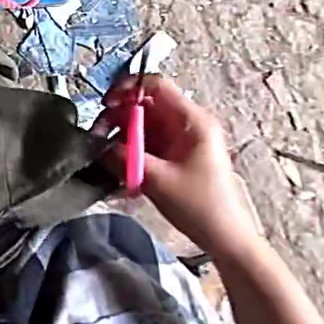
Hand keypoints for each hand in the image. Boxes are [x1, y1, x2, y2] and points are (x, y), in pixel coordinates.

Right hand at [98, 75, 261, 254]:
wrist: (224, 237)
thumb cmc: (199, 205)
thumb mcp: (157, 179)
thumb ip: (125, 158)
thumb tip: (99, 146)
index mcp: (191, 120)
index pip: (156, 86)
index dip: (128, 88)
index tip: (106, 104)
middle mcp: (186, 124)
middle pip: (146, 106)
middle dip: (119, 117)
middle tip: (98, 134)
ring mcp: (180, 140)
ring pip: (143, 126)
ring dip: (122, 136)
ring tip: (105, 154)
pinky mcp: (175, 157)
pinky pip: (147, 143)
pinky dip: (131, 151)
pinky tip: (118, 166)